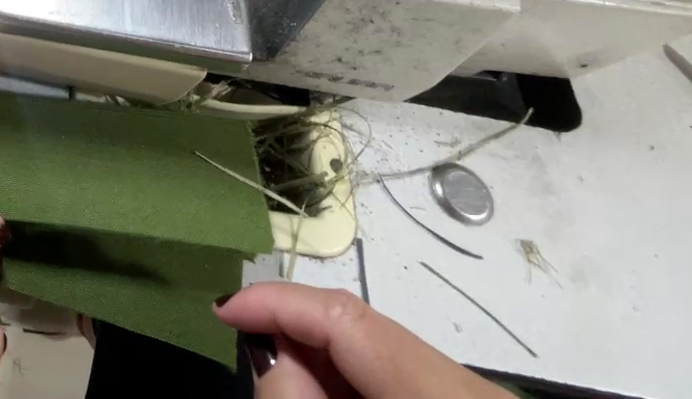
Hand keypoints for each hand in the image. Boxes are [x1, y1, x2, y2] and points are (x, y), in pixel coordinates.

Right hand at [215, 282, 509, 398]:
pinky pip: (394, 375)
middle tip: (255, 365)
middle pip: (358, 328)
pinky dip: (350, 383)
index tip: (221, 310)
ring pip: (373, 352)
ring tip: (291, 385)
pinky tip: (331, 395)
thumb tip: (275, 361)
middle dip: (294, 339)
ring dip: (320, 365)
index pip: (345, 316)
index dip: (275, 302)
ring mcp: (470, 390)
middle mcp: (467, 381)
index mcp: (445, 387)